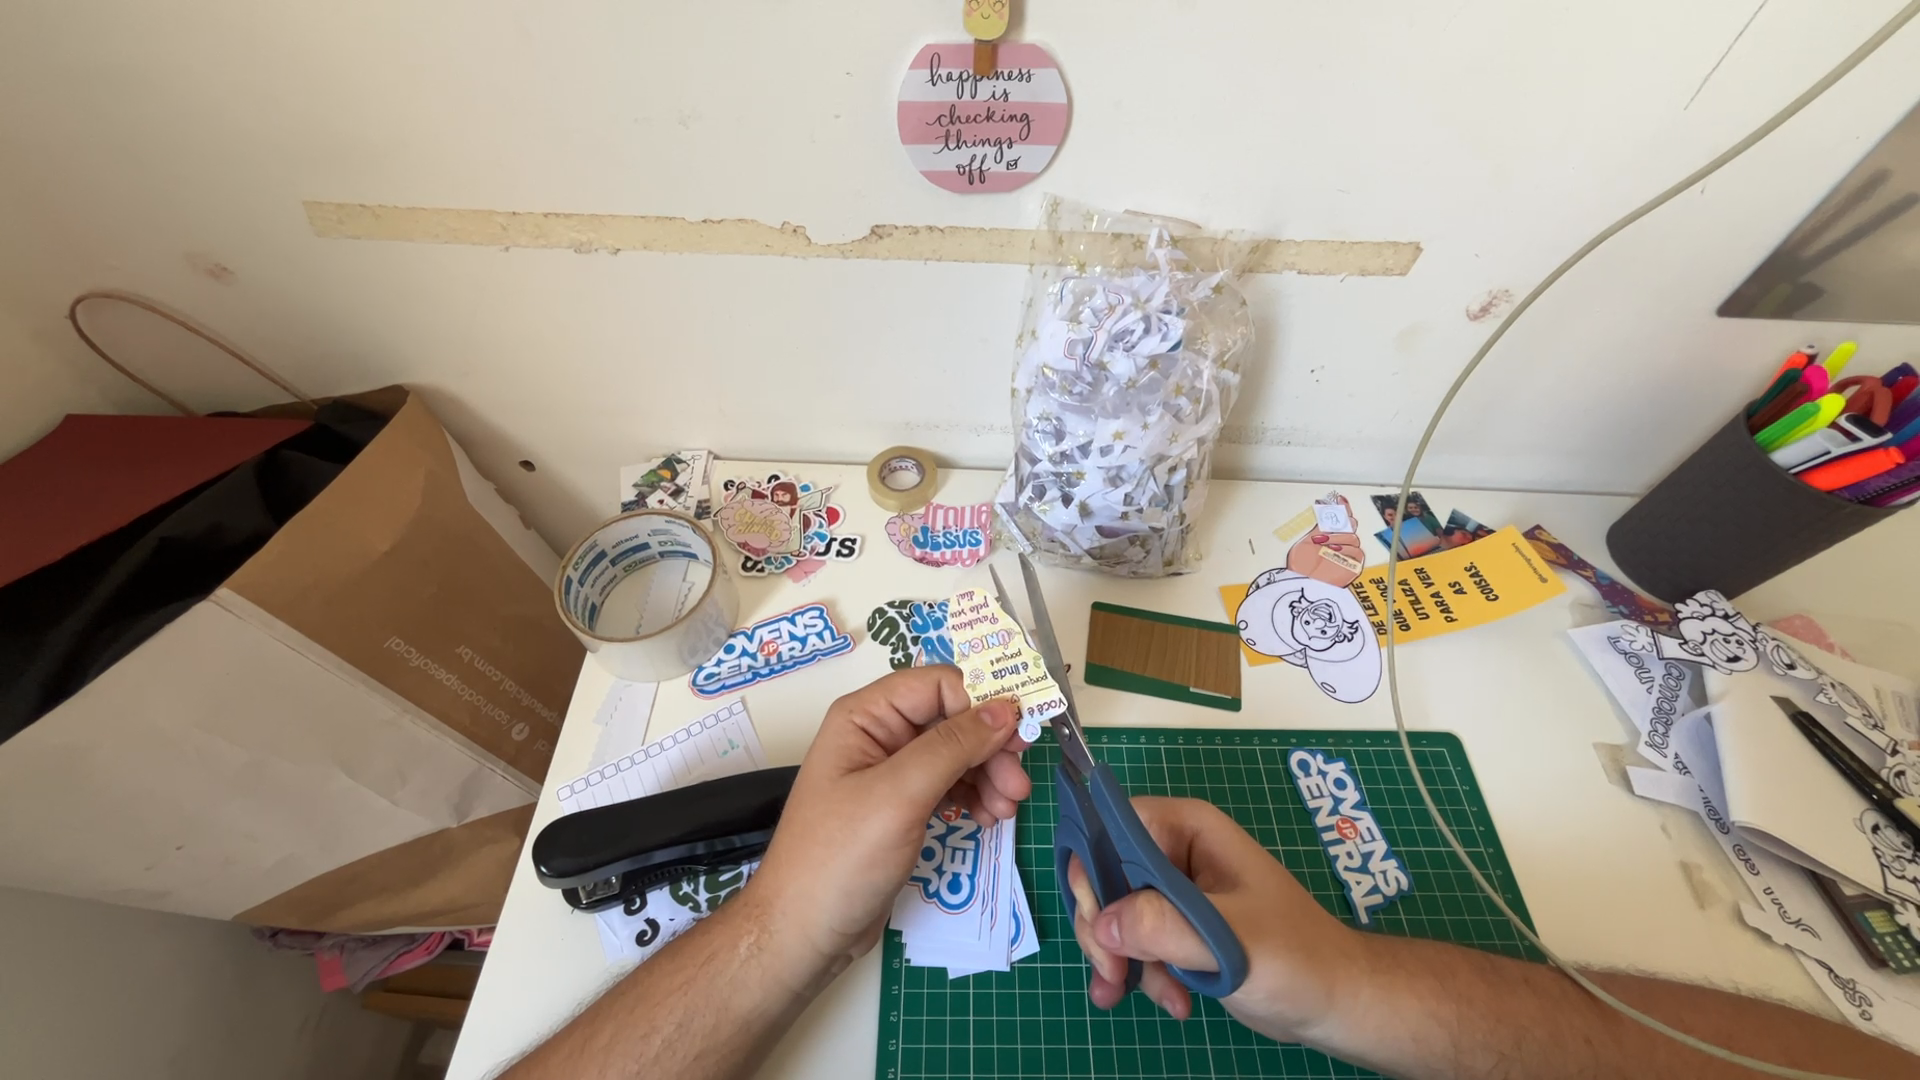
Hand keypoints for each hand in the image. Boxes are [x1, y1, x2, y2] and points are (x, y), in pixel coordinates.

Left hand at [747, 666, 1030, 980]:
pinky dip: (974, 796)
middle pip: (952, 719)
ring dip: (988, 774)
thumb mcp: (900, 795)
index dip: (980, 703)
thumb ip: (953, 746)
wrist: (804, 936)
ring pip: (956, 753)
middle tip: (1019, 783)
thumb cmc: (840, 858)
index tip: (1018, 736)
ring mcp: (891, 772)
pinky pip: (950, 784)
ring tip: (1008, 808)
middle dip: (990, 747)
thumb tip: (1006, 708)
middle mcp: (879, 735)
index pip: (937, 685)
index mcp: (866, 716)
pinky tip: (989, 818)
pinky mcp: (902, 806)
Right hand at [1067, 796, 1364, 1041]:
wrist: (1336, 1003)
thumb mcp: (1231, 940)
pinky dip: (1132, 970)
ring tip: (1156, 997)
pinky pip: (1130, 937)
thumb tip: (1102, 923)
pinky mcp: (1173, 924)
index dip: (1095, 870)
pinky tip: (1157, 1000)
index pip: (1113, 827)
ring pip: (1112, 910)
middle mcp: (1172, 849)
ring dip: (1121, 957)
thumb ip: (1165, 926)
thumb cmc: (1297, 958)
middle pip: (1104, 871)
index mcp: (1186, 828)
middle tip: (1116, 975)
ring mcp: (1171, 887)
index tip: (1100, 927)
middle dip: (1104, 927)